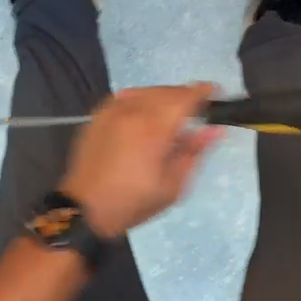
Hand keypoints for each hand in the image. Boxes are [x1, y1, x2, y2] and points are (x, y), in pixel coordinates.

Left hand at [60, 85, 222, 237]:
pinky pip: (125, 97)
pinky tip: (145, 110)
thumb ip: (194, 152)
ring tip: (172, 110)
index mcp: (154, 129)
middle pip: (166, 91)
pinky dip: (141, 98)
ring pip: (145, 91)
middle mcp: (133, 112)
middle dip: (184, 94)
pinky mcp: (98, 116)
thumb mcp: (171, 185)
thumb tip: (215, 130)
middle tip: (197, 107)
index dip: (202, 91)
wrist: (84, 209)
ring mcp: (112, 111)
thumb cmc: (133, 202)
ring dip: (163, 95)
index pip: (185, 98)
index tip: (215, 91)